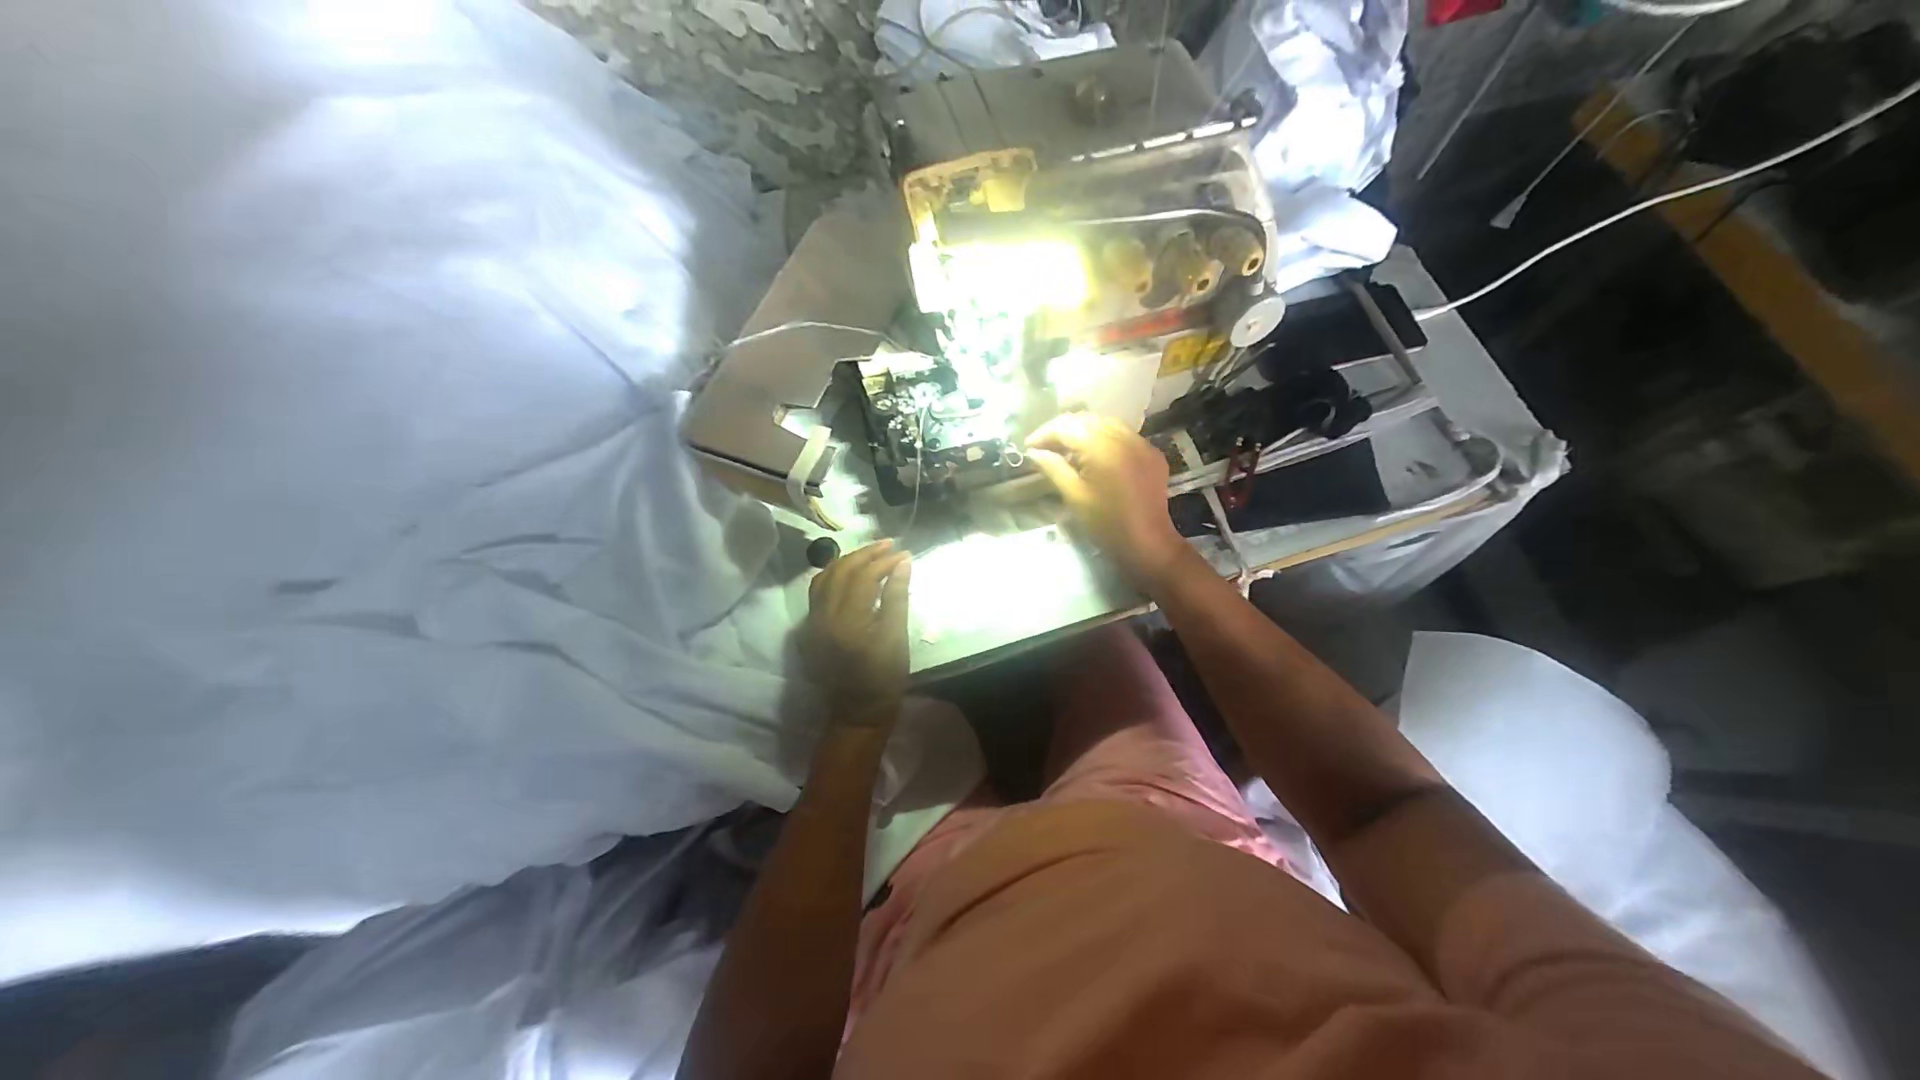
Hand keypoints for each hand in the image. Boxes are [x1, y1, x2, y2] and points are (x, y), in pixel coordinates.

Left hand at [801, 540, 911, 728]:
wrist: (858, 711)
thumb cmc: (885, 677)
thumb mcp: (896, 637)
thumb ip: (897, 597)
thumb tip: (903, 563)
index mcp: (848, 620)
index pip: (864, 577)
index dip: (885, 561)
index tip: (904, 554)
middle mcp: (823, 616)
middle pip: (841, 571)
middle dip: (865, 555)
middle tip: (888, 546)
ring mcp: (812, 622)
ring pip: (824, 578)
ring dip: (847, 562)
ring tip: (869, 556)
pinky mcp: (809, 628)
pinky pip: (817, 591)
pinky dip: (833, 576)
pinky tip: (849, 574)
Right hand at [1026, 413, 1189, 591]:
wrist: (1148, 544)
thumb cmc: (1106, 524)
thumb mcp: (1074, 496)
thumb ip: (1053, 468)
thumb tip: (1034, 452)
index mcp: (1102, 446)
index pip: (1066, 426)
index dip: (1044, 433)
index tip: (1028, 447)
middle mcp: (1124, 436)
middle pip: (1086, 419)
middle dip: (1062, 429)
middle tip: (1044, 446)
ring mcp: (1141, 443)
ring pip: (1106, 423)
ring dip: (1083, 431)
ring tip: (1066, 449)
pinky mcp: (1152, 454)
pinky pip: (1123, 435)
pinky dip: (1104, 439)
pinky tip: (1094, 456)